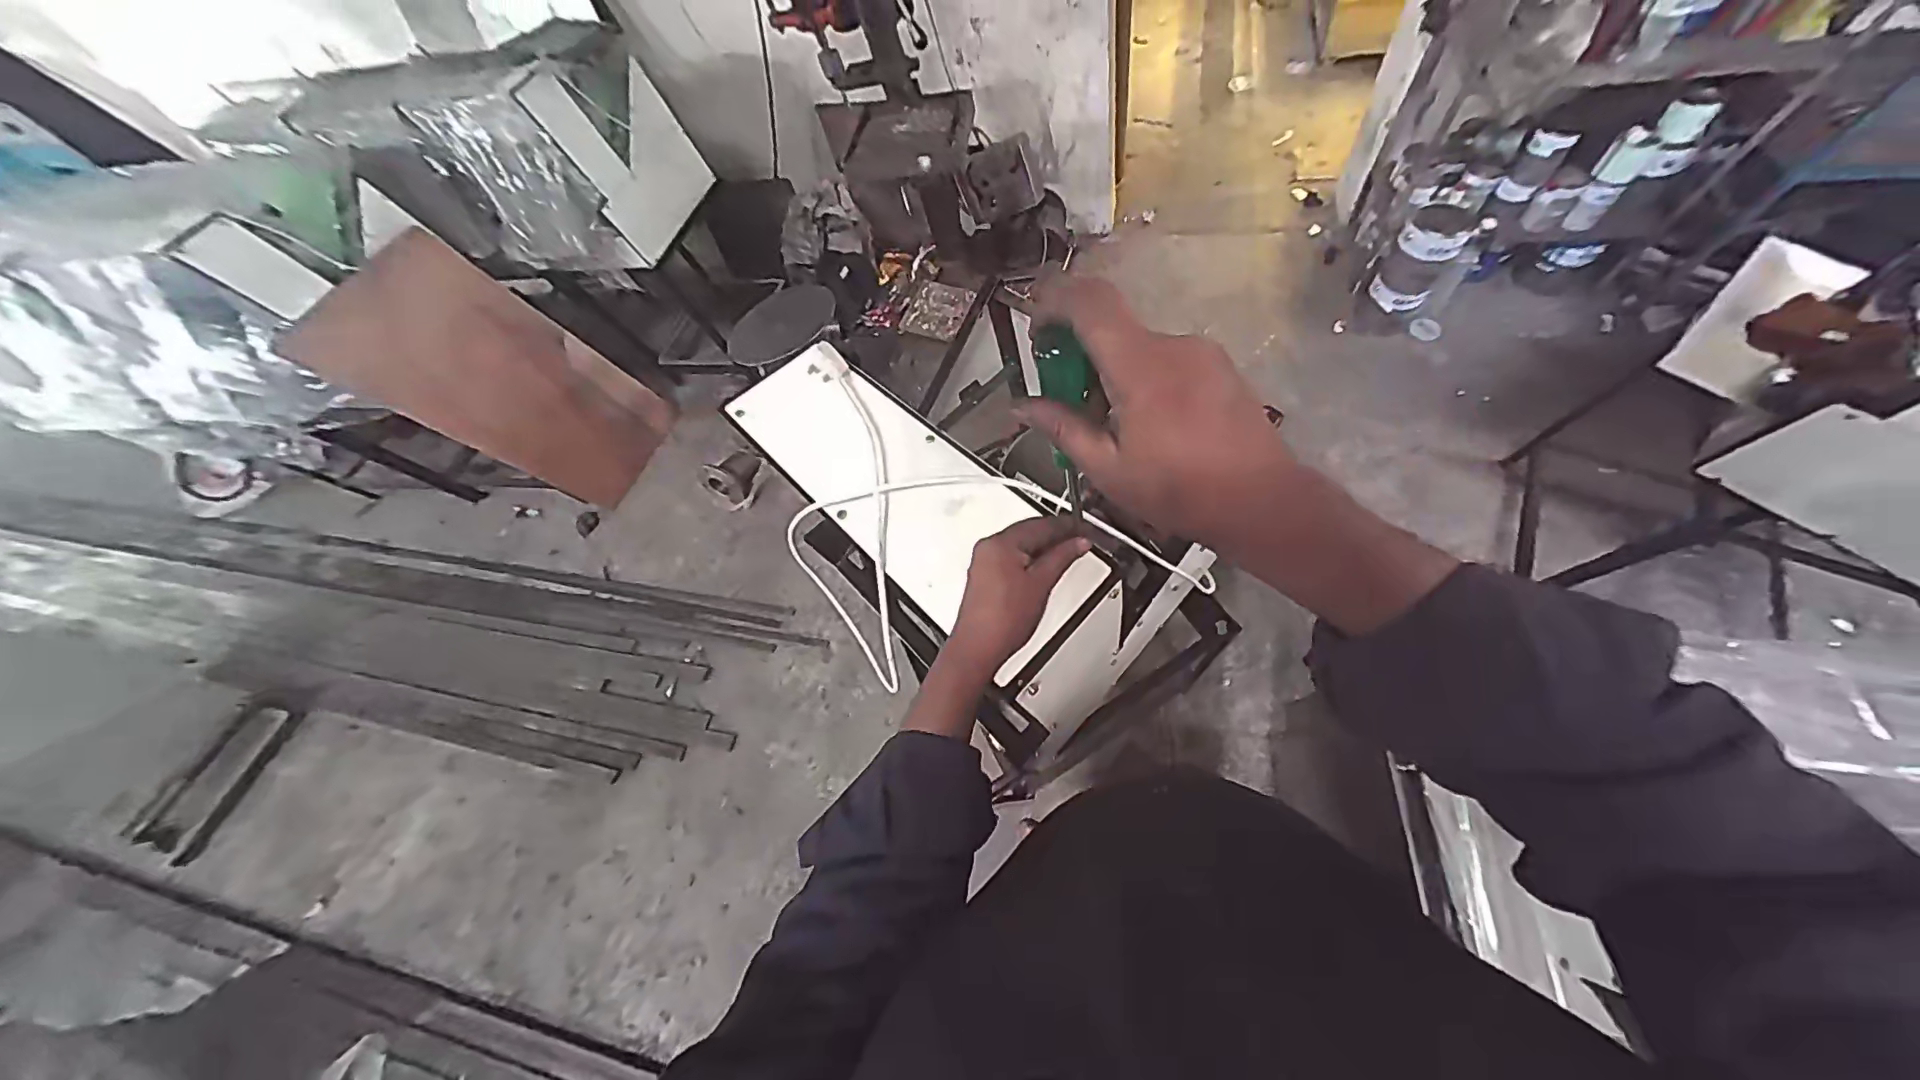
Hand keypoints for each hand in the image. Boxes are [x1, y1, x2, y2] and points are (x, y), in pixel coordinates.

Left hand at [947, 517, 1091, 677]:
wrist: (979, 647)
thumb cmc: (1001, 620)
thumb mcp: (1041, 583)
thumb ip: (1061, 557)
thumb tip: (1077, 542)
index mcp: (1000, 544)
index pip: (1040, 524)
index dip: (1066, 526)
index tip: (1083, 528)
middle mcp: (988, 548)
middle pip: (1028, 532)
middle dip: (1055, 534)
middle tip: (1079, 538)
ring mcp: (984, 562)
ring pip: (1020, 545)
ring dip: (1044, 547)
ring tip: (1067, 551)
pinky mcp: (985, 576)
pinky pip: (1012, 558)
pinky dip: (1031, 559)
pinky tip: (1045, 566)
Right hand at [1014, 277, 1457, 634]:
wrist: (1262, 501)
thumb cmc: (1178, 491)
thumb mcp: (1107, 469)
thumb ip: (1062, 429)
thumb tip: (1022, 406)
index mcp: (1141, 367)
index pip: (1091, 303)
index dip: (1054, 301)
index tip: (1036, 329)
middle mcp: (1173, 345)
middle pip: (1111, 328)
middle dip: (1078, 356)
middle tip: (1067, 401)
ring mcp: (1201, 353)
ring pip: (1137, 347)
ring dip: (1111, 373)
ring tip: (1112, 426)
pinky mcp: (1219, 366)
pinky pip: (1165, 359)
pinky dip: (1140, 379)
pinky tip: (1147, 424)